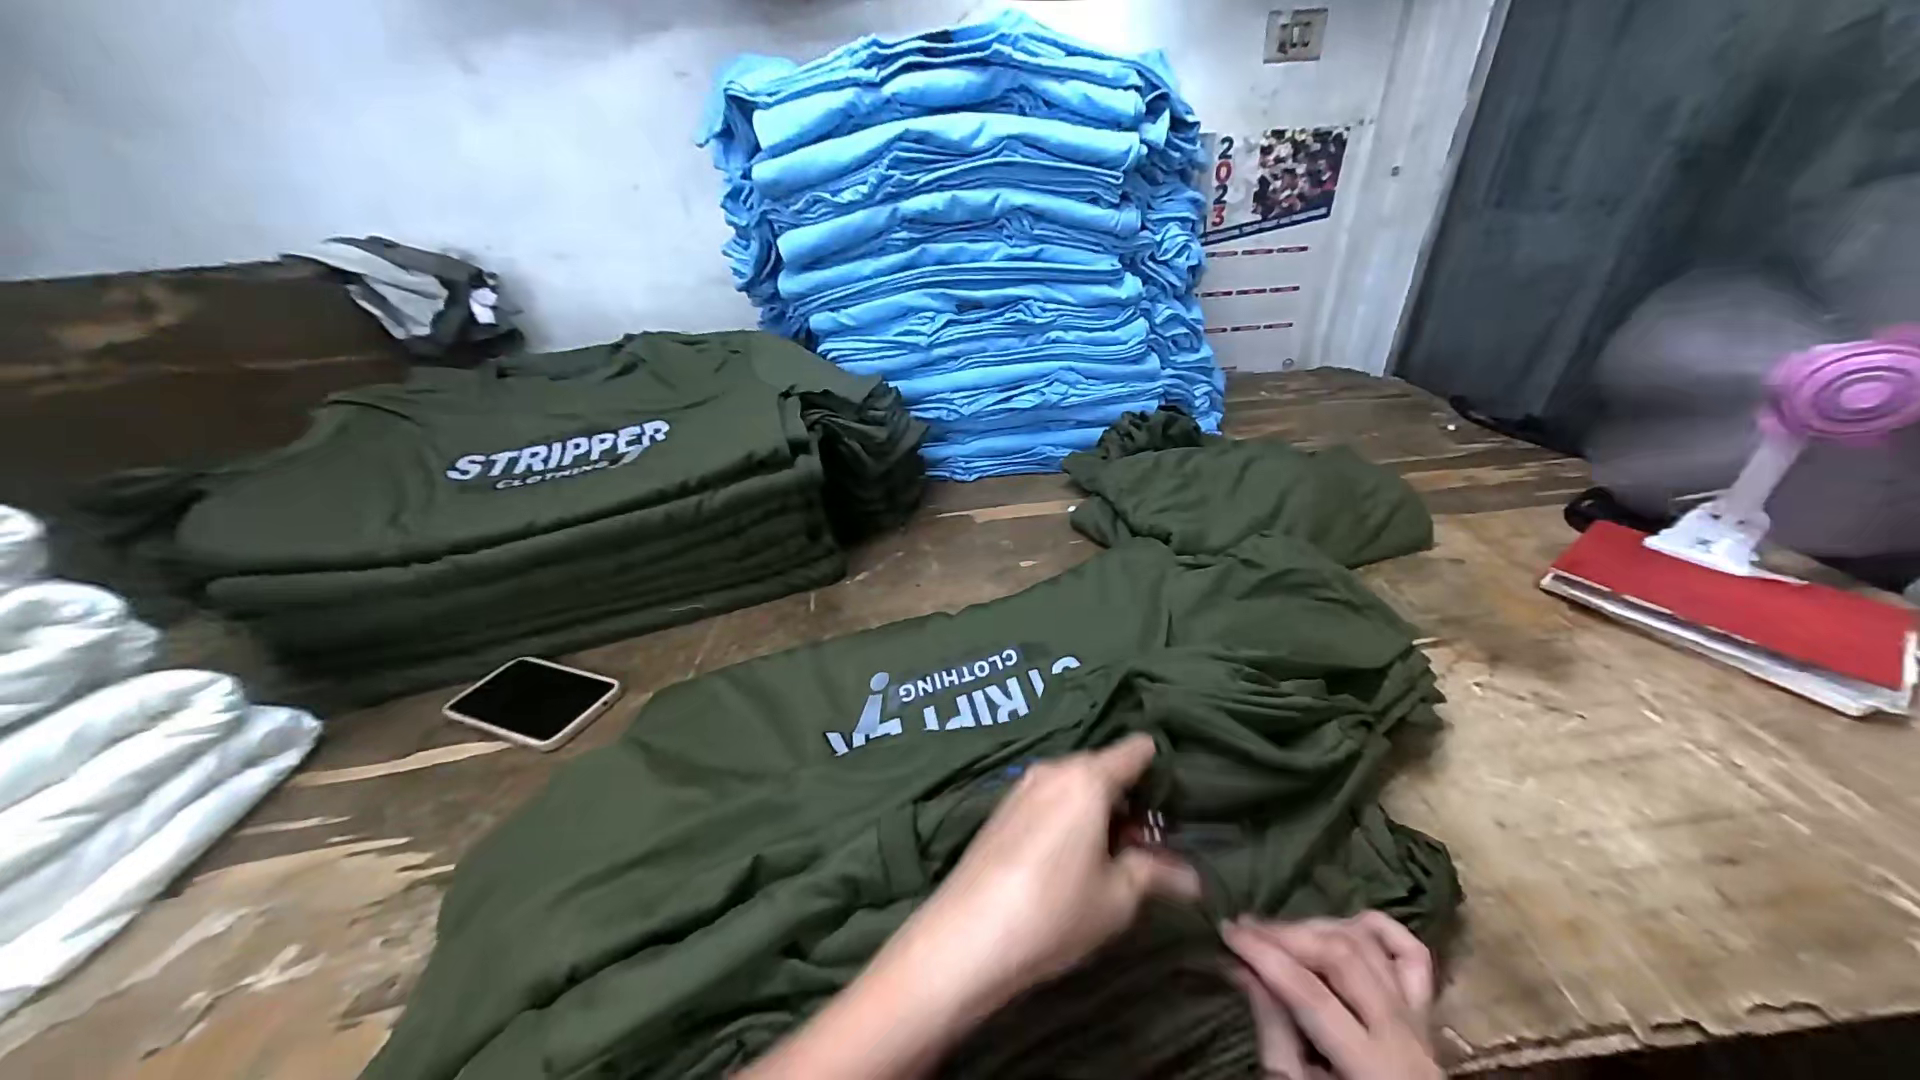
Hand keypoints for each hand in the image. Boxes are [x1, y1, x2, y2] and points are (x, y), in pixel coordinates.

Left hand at [885, 734, 1201, 1012]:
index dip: (1160, 769)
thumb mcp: (1117, 897)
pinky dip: (1069, 815)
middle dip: (1130, 799)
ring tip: (1114, 857)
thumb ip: (1155, 874)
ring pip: (1074, 785)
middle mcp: (1052, 770)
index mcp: (1086, 778)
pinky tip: (1072, 857)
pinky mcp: (1002, 809)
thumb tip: (1192, 878)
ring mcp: (1022, 787)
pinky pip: (1049, 798)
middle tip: (1150, 844)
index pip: (1134, 750)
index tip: (1177, 800)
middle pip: (1103, 768)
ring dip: (1099, 810)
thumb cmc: (1055, 909)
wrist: (968, 934)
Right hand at [1223, 913, 1440, 1079]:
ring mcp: (1418, 1020)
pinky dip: (1378, 929)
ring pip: (1367, 946)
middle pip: (1342, 958)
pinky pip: (1411, 955)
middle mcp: (1405, 1037)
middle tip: (1245, 928)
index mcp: (1375, 1069)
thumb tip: (1242, 967)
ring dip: (1316, 928)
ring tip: (1276, 931)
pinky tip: (1343, 922)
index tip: (1226, 932)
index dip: (1265, 957)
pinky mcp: (1423, 1011)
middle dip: (1286, 935)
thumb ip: (1273, 1029)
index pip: (1313, 995)